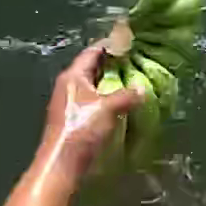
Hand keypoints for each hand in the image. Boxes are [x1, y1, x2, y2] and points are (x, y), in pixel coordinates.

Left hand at [35, 31, 140, 185]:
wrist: (61, 165)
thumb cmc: (81, 129)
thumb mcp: (108, 107)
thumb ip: (128, 94)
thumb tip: (144, 89)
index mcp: (73, 76)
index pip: (93, 51)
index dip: (112, 43)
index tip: (133, 40)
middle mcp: (69, 85)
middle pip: (94, 66)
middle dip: (116, 62)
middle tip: (140, 58)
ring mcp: (71, 102)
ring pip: (96, 83)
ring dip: (115, 80)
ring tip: (138, 77)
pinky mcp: (76, 117)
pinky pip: (97, 97)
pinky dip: (111, 94)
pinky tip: (127, 99)